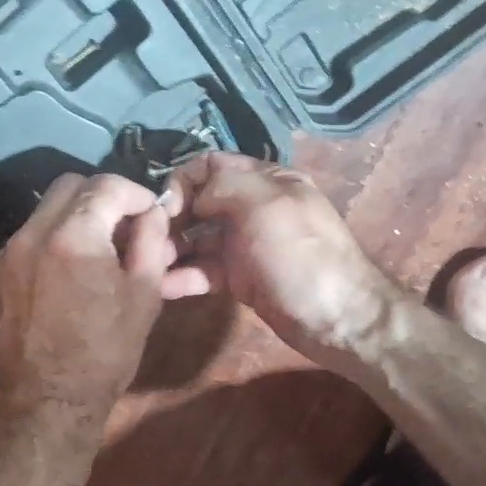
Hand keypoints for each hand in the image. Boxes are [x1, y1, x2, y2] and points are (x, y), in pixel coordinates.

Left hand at [0, 173, 177, 410]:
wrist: (50, 398)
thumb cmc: (106, 351)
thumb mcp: (144, 294)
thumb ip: (150, 240)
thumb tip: (150, 210)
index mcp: (73, 237)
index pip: (105, 185)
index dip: (135, 193)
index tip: (150, 213)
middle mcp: (33, 234)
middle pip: (70, 185)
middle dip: (102, 196)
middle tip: (126, 224)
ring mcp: (10, 252)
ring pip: (47, 209)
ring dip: (78, 215)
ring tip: (102, 246)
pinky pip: (31, 235)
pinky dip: (55, 236)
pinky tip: (74, 266)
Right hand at [162, 153, 401, 368]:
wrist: (338, 320)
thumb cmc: (301, 256)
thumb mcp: (265, 205)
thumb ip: (223, 185)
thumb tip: (190, 195)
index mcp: (265, 180)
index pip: (210, 164)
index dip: (182, 180)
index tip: (163, 207)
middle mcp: (252, 207)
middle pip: (197, 202)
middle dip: (169, 218)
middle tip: (147, 241)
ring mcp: (245, 244)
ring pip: (195, 238)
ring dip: (169, 249)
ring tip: (149, 265)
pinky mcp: (239, 279)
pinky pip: (202, 271)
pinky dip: (182, 277)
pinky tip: (161, 287)